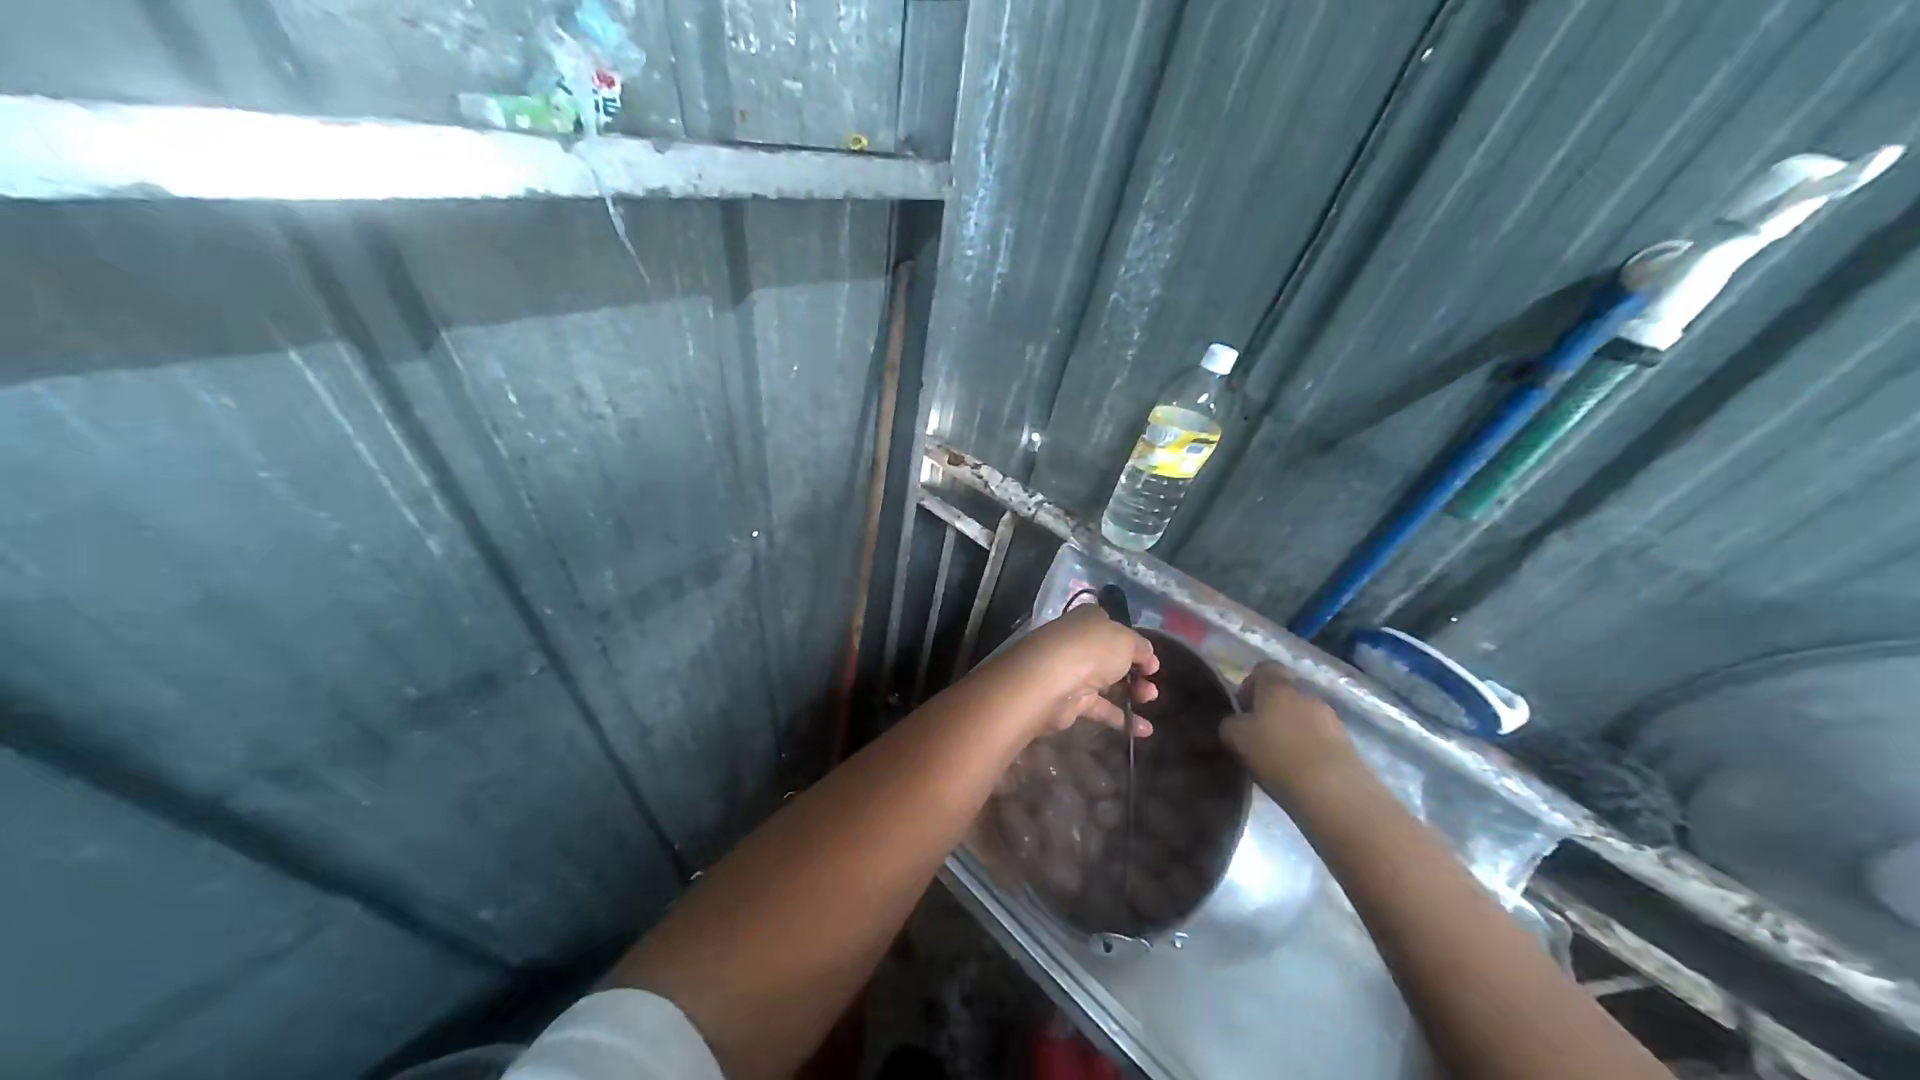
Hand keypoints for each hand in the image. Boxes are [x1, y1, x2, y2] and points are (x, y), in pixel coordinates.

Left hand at [1004, 603, 1157, 734]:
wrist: (1052, 682)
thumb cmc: (1092, 650)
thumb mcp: (1127, 640)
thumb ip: (1141, 648)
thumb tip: (1148, 657)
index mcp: (1090, 620)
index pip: (1114, 628)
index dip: (1135, 644)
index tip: (1151, 661)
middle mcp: (1079, 643)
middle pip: (1112, 658)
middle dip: (1136, 671)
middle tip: (1151, 683)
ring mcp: (1073, 672)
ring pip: (1108, 683)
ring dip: (1132, 692)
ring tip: (1150, 698)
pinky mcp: (1071, 701)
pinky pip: (1101, 708)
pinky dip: (1122, 718)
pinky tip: (1144, 731)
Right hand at [1222, 662, 1361, 800]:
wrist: (1334, 791)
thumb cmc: (1277, 754)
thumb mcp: (1236, 738)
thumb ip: (1230, 723)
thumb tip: (1236, 723)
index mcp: (1278, 687)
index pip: (1264, 668)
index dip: (1250, 685)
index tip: (1243, 710)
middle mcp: (1306, 694)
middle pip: (1285, 694)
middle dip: (1271, 712)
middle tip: (1258, 738)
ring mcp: (1331, 718)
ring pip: (1303, 716)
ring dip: (1291, 730)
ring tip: (1279, 758)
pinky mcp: (1346, 743)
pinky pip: (1319, 737)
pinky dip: (1308, 748)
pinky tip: (1299, 771)